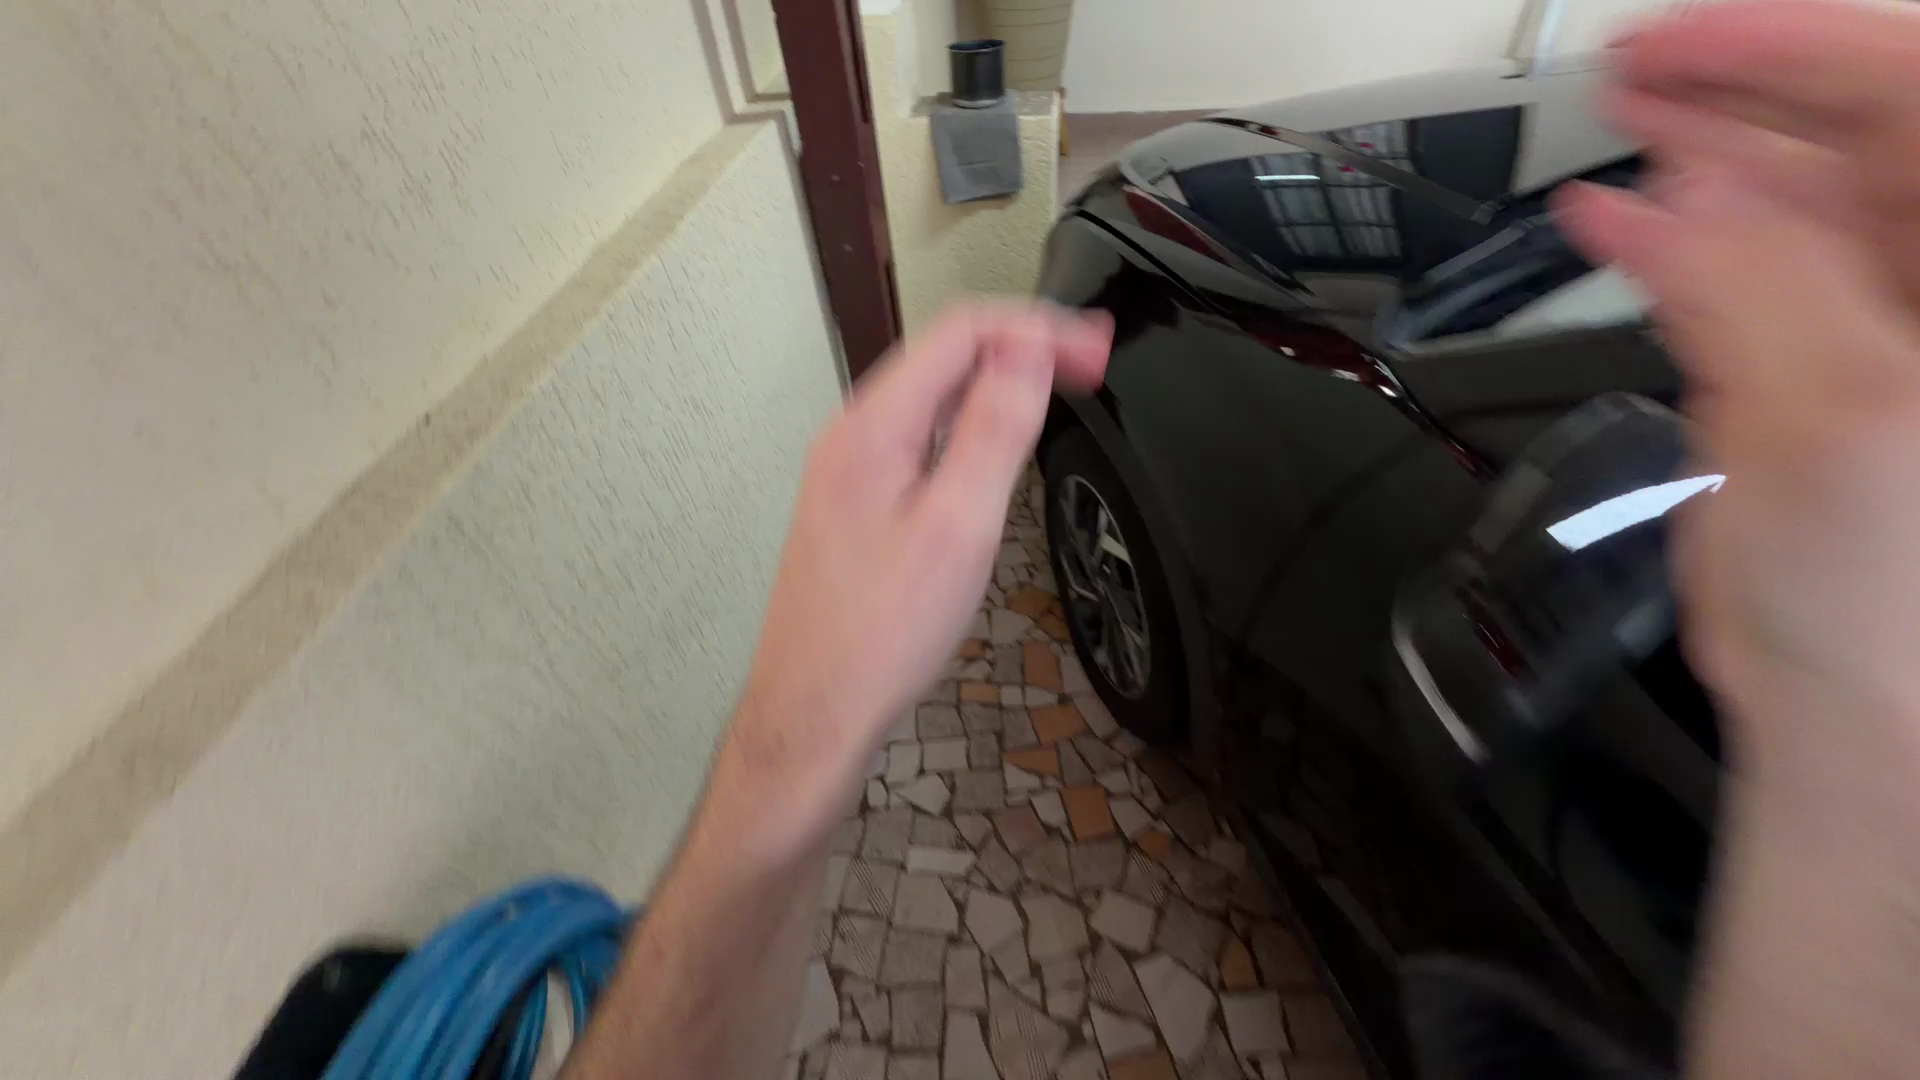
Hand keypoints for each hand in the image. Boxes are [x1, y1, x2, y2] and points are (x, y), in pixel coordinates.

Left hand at [726, 302, 1110, 815]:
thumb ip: (993, 430)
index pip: (962, 334)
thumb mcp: (957, 526)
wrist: (814, 709)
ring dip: (995, 384)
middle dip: (1020, 348)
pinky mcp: (856, 505)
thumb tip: (1028, 351)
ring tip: (1053, 392)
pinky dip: (966, 425)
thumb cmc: (883, 631)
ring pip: (930, 399)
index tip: (1097, 351)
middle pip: (943, 358)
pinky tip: (991, 446)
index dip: (1037, 328)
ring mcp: (849, 471)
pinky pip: (917, 440)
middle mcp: (852, 436)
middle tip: (1089, 366)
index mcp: (873, 427)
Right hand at [1556, 0, 1919, 770]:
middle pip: (1872, 140)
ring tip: (1622, 131)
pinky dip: (1678, 247)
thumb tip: (1681, 198)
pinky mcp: (1816, 372)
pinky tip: (1624, 223)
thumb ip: (1759, 296)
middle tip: (1637, 70)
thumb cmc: (1901, 607)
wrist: (1862, 706)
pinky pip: (1746, 278)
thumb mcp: (1833, 427)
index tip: (1671, 47)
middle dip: (1744, 96)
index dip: (1793, 53)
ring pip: (1800, 206)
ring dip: (1702, 170)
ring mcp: (1889, 327)